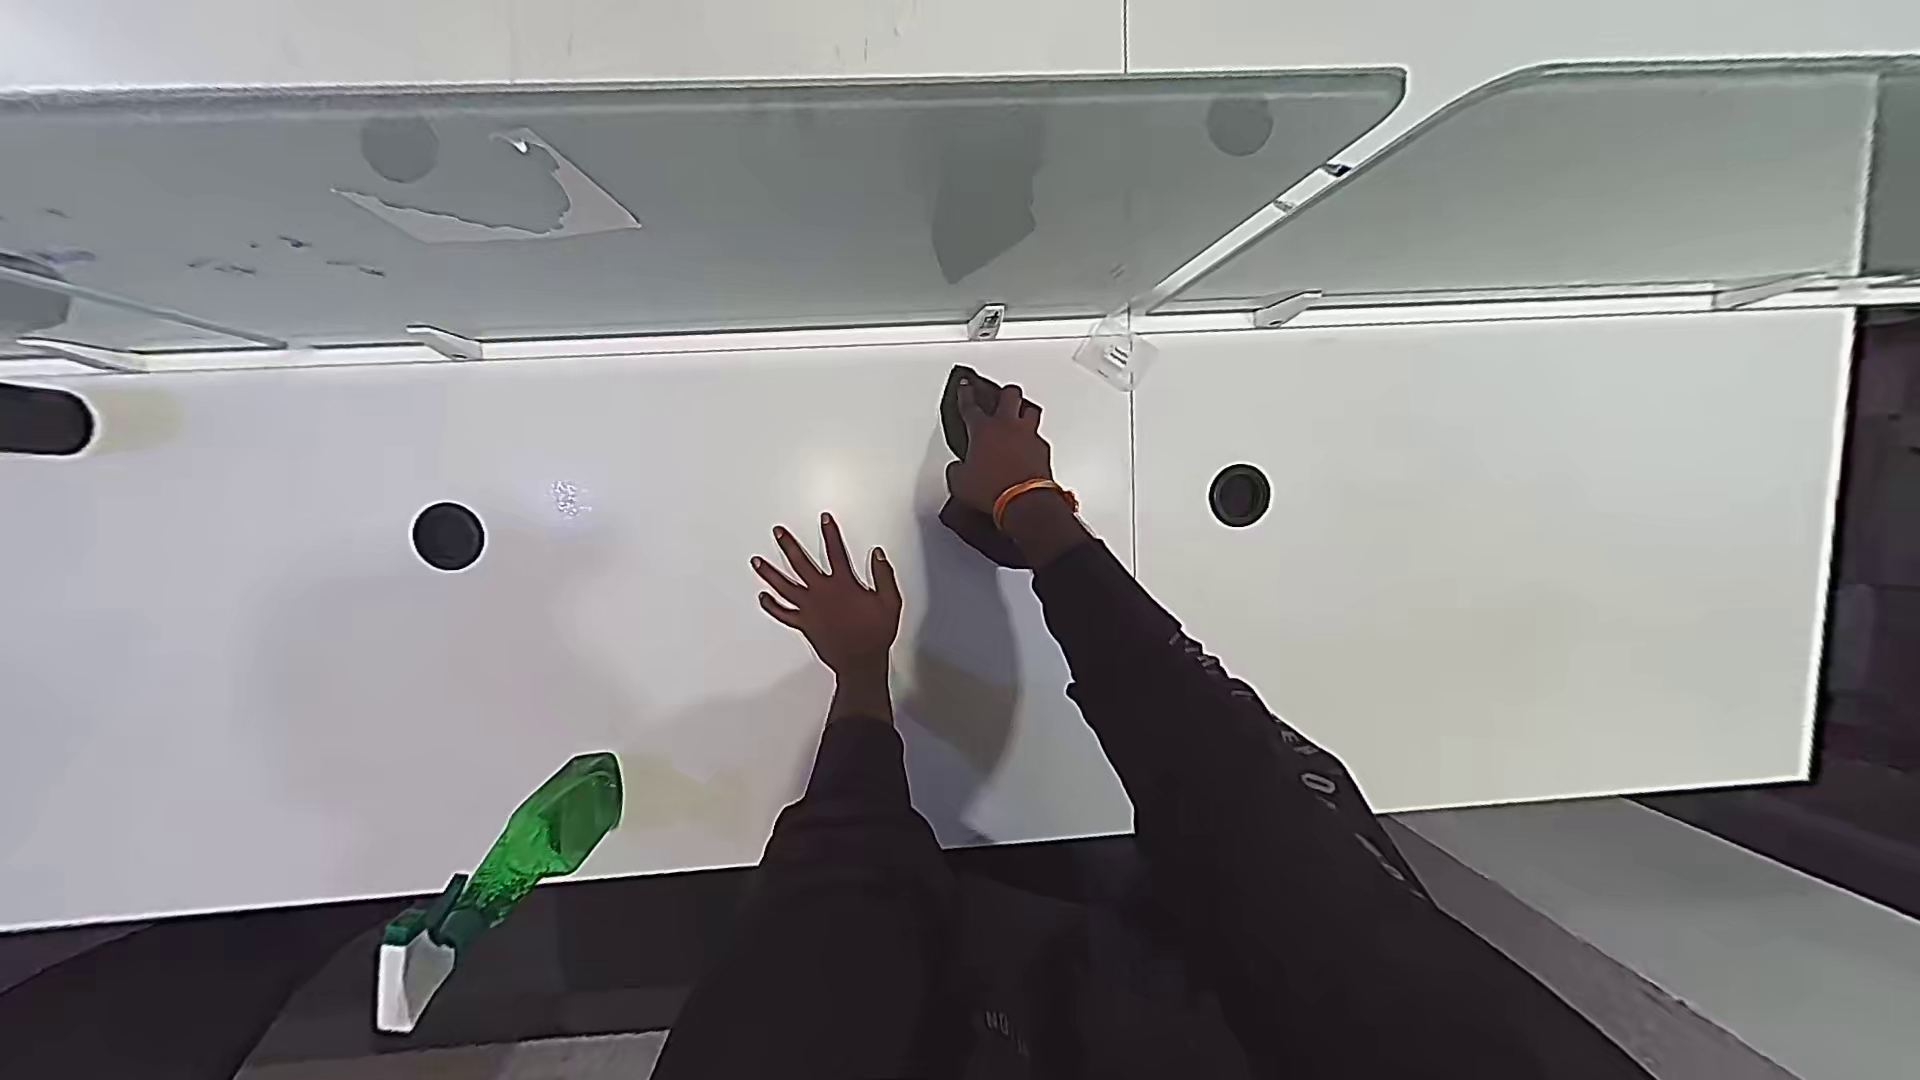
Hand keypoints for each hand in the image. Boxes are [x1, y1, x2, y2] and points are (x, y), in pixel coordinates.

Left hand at [753, 514, 902, 680]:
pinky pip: (782, 613)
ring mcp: (810, 609)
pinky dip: (771, 605)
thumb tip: (877, 555)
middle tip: (778, 532)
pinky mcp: (804, 624)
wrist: (860, 661)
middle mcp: (822, 593)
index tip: (824, 519)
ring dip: (769, 572)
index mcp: (844, 584)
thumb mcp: (890, 601)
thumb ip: (883, 575)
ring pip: (783, 586)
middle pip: (800, 563)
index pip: (835, 551)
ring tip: (757, 561)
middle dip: (788, 545)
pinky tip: (762, 597)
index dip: (830, 533)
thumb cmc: (875, 634)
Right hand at [945, 380, 1088, 565]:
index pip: (970, 405)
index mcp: (983, 430)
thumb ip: (957, 470)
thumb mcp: (960, 483)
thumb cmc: (993, 490)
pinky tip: (1030, 444)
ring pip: (1029, 409)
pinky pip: (1039, 436)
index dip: (966, 394)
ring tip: (1020, 412)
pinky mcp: (1043, 450)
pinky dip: (1033, 438)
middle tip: (1000, 395)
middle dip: (1003, 393)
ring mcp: (1028, 436)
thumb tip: (958, 470)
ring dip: (1023, 410)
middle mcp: (1007, 427)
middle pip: (1009, 394)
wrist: (1023, 503)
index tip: (965, 387)